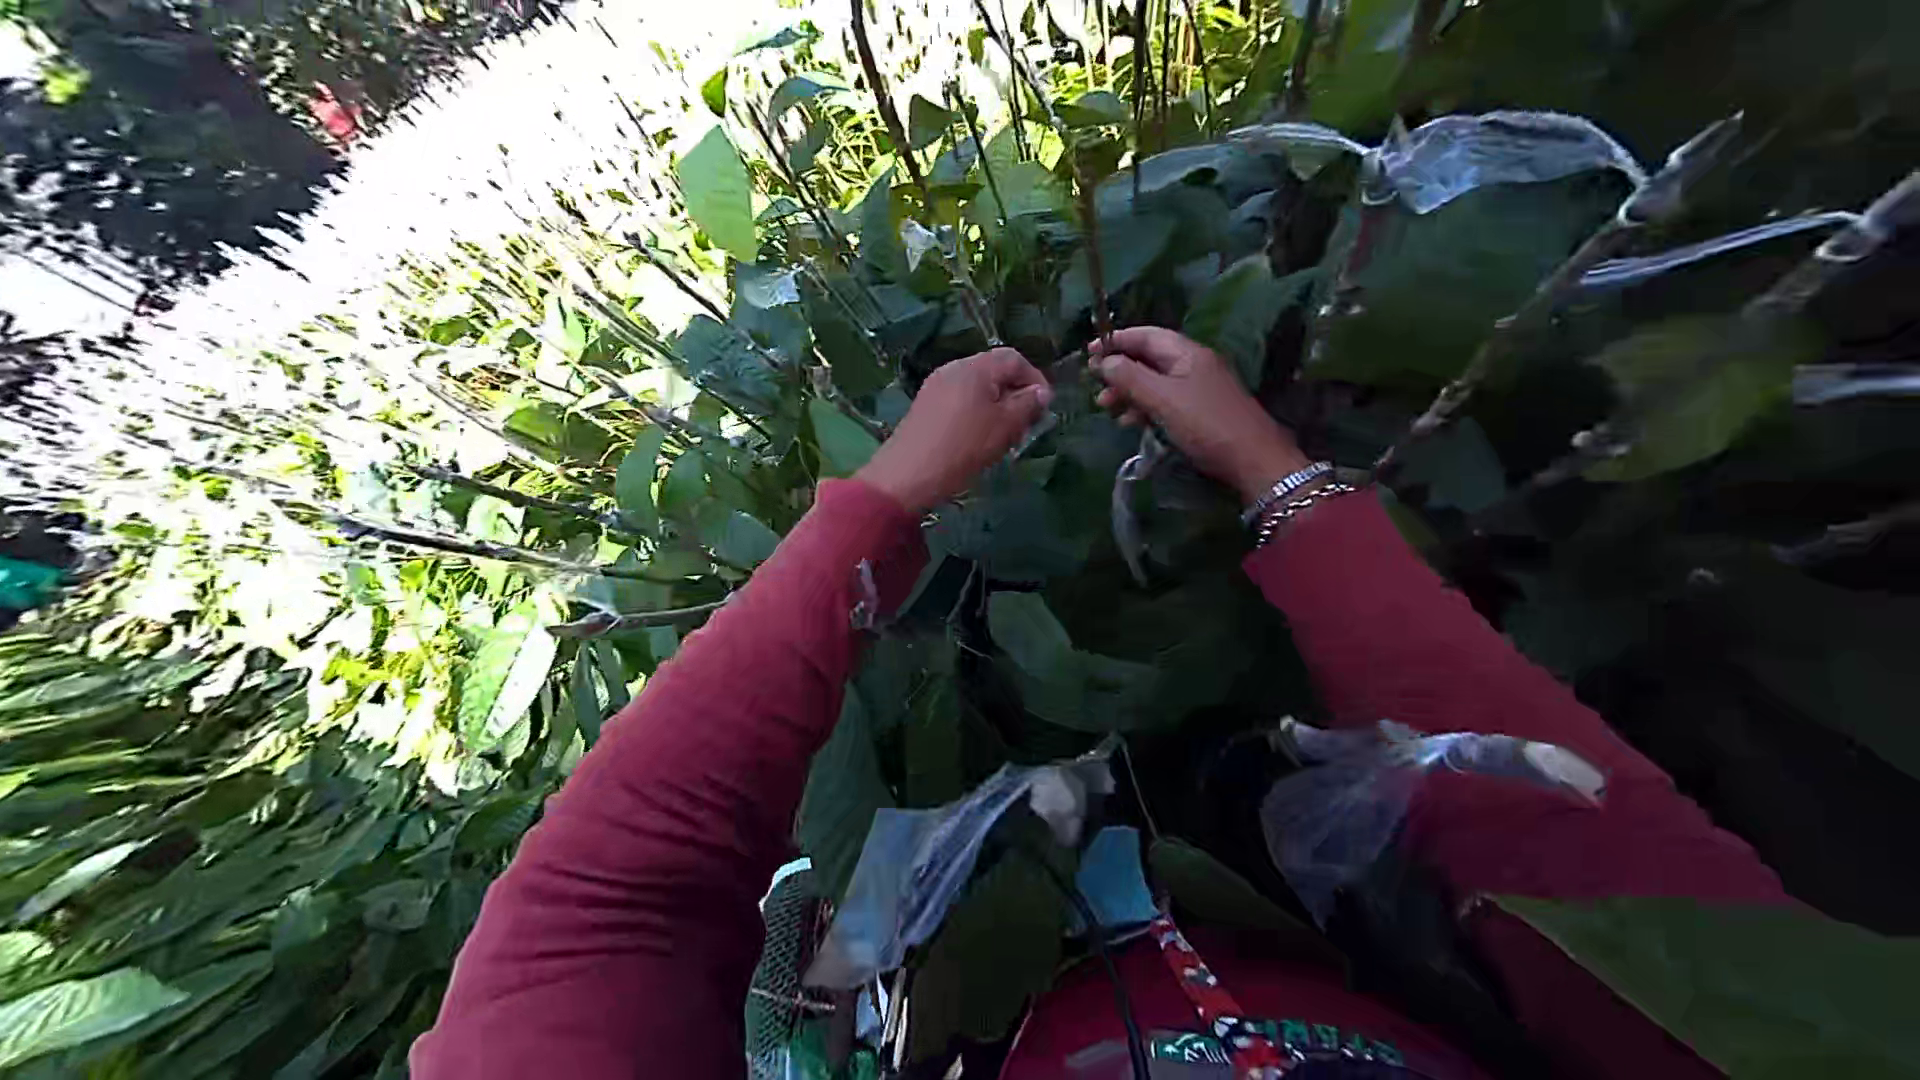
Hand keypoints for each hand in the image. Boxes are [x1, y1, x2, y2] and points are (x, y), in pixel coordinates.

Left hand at [856, 347, 1052, 511]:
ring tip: (1005, 437)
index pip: (1014, 359)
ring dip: (997, 407)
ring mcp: (936, 387)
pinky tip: (979, 440)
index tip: (1045, 408)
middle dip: (1016, 395)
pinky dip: (977, 415)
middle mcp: (953, 369)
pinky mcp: (925, 407)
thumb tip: (1041, 392)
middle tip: (1027, 425)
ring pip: (978, 389)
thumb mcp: (1005, 426)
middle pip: (994, 372)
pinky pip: (960, 402)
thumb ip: (1027, 405)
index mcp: (975, 367)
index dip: (1035, 379)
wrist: (908, 476)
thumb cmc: (963, 447)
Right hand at [1090, 327, 1310, 502]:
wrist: (1252, 460)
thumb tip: (1104, 361)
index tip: (1089, 352)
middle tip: (1095, 387)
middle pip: (1148, 359)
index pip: (1147, 335)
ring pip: (1154, 383)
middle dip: (1119, 370)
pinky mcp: (1197, 412)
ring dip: (1128, 392)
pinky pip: (1163, 402)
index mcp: (1187, 354)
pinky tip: (1130, 422)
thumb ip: (1131, 378)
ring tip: (1107, 408)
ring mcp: (1197, 389)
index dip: (1117, 340)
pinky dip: (1143, 408)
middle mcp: (1193, 365)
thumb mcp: (1163, 399)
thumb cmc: (1206, 424)